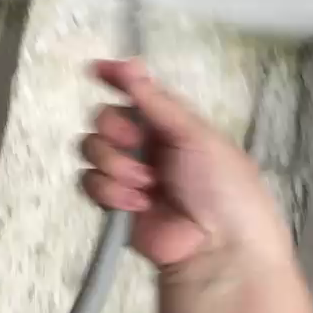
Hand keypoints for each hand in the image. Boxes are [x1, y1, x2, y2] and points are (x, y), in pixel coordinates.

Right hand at [79, 59, 292, 275]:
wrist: (218, 248)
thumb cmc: (224, 189)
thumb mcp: (199, 138)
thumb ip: (158, 104)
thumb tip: (130, 64)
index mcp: (173, 126)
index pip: (137, 93)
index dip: (116, 78)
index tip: (97, 69)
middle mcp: (146, 144)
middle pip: (104, 118)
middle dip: (114, 130)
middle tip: (134, 143)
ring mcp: (127, 172)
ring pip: (91, 148)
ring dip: (115, 165)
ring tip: (145, 185)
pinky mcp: (111, 199)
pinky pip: (88, 180)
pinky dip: (110, 191)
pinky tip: (137, 204)